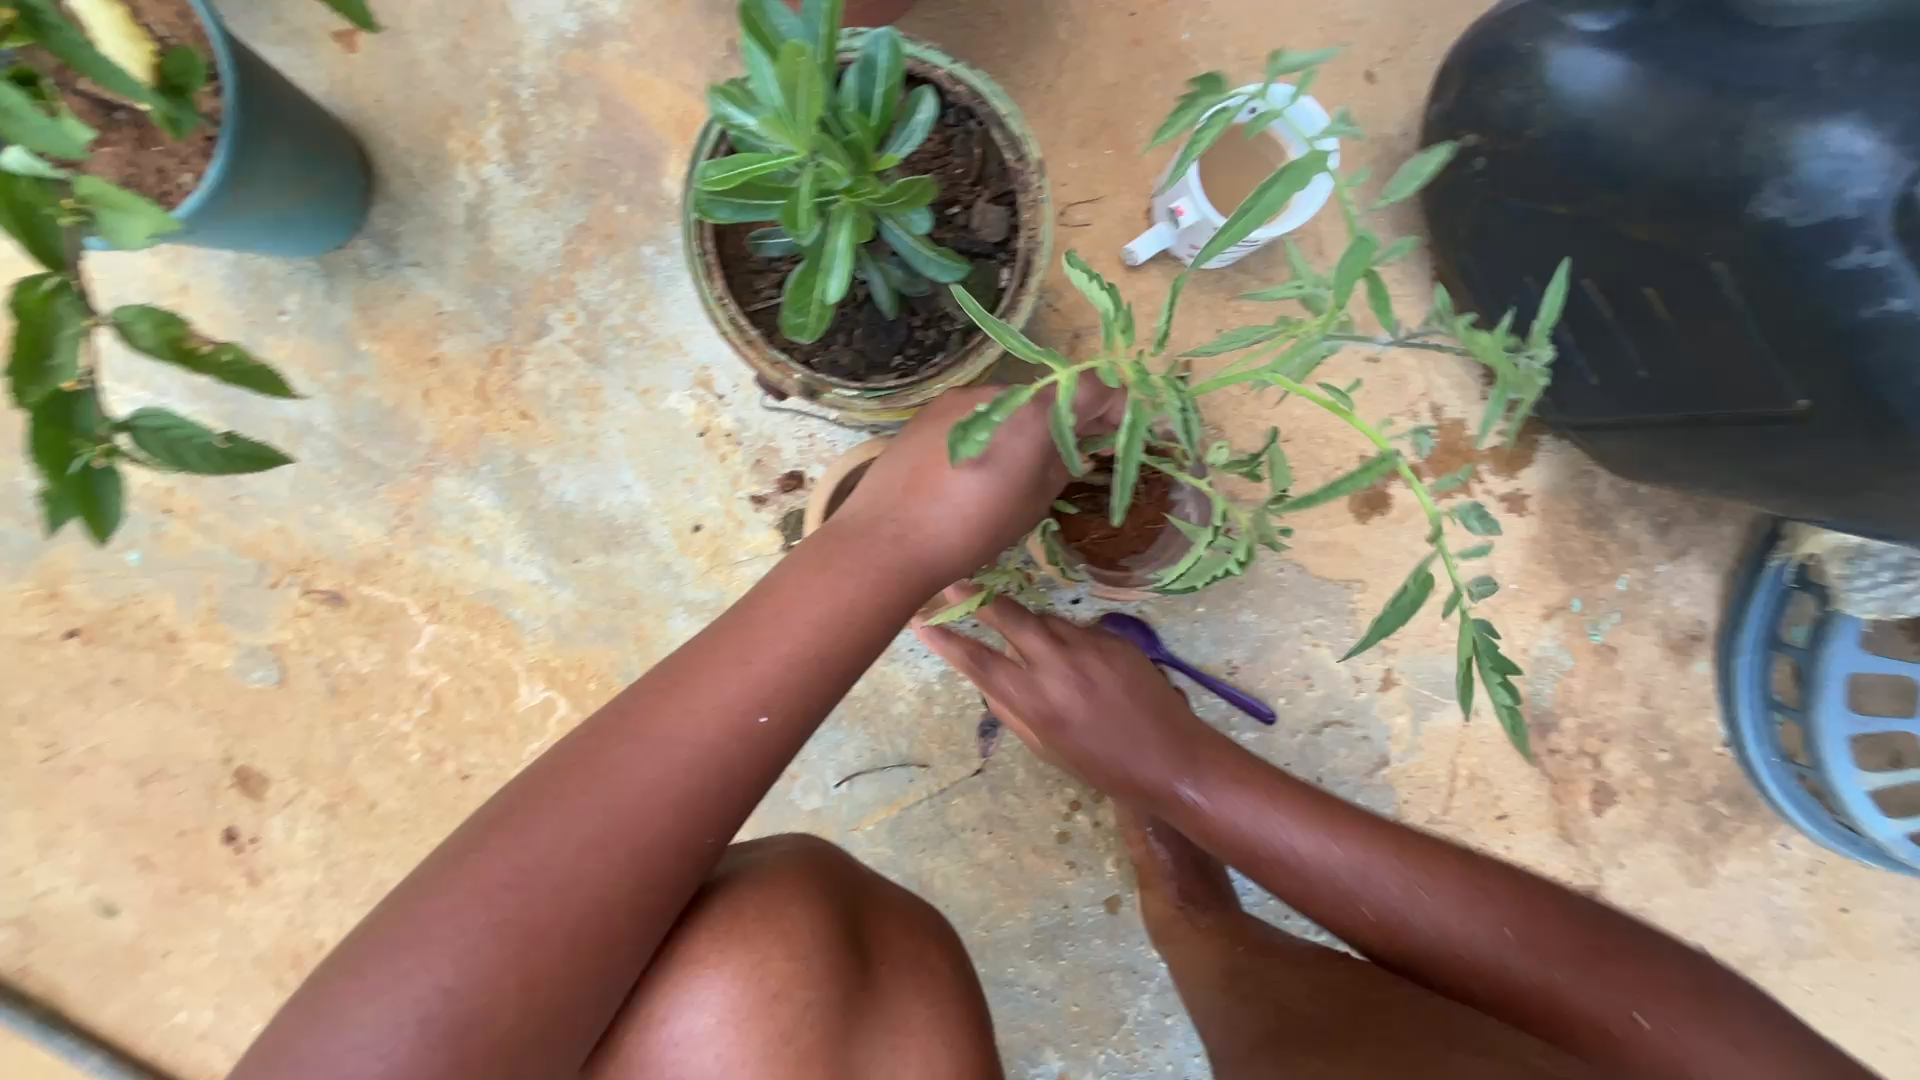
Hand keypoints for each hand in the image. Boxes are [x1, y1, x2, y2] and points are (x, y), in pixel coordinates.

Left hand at [824, 381, 1121, 590]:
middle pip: (1048, 395)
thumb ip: (1063, 463)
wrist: (886, 541)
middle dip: (1069, 420)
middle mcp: (996, 392)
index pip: (1091, 389)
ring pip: (1009, 406)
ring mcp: (957, 400)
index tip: (1120, 431)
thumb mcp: (1032, 503)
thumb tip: (1077, 445)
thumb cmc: (971, 530)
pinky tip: (978, 469)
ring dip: (1027, 427)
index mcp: (1033, 412)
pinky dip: (992, 432)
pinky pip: (976, 415)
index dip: (1114, 407)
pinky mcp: (927, 414)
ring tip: (1019, 470)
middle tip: (1076, 455)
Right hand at [914, 590, 1222, 803]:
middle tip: (956, 583)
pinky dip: (1066, 638)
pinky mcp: (1114, 637)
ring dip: (1029, 625)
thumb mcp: (1046, 748)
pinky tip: (1077, 662)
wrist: (1173, 759)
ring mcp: (1089, 644)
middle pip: (1008, 614)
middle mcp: (1057, 663)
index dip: (946, 640)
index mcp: (1035, 699)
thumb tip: (986, 679)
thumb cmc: (1103, 766)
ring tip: (1031, 644)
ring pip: (1044, 619)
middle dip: (978, 597)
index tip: (923, 623)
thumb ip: (1010, 709)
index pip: (977, 660)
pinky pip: (1076, 628)